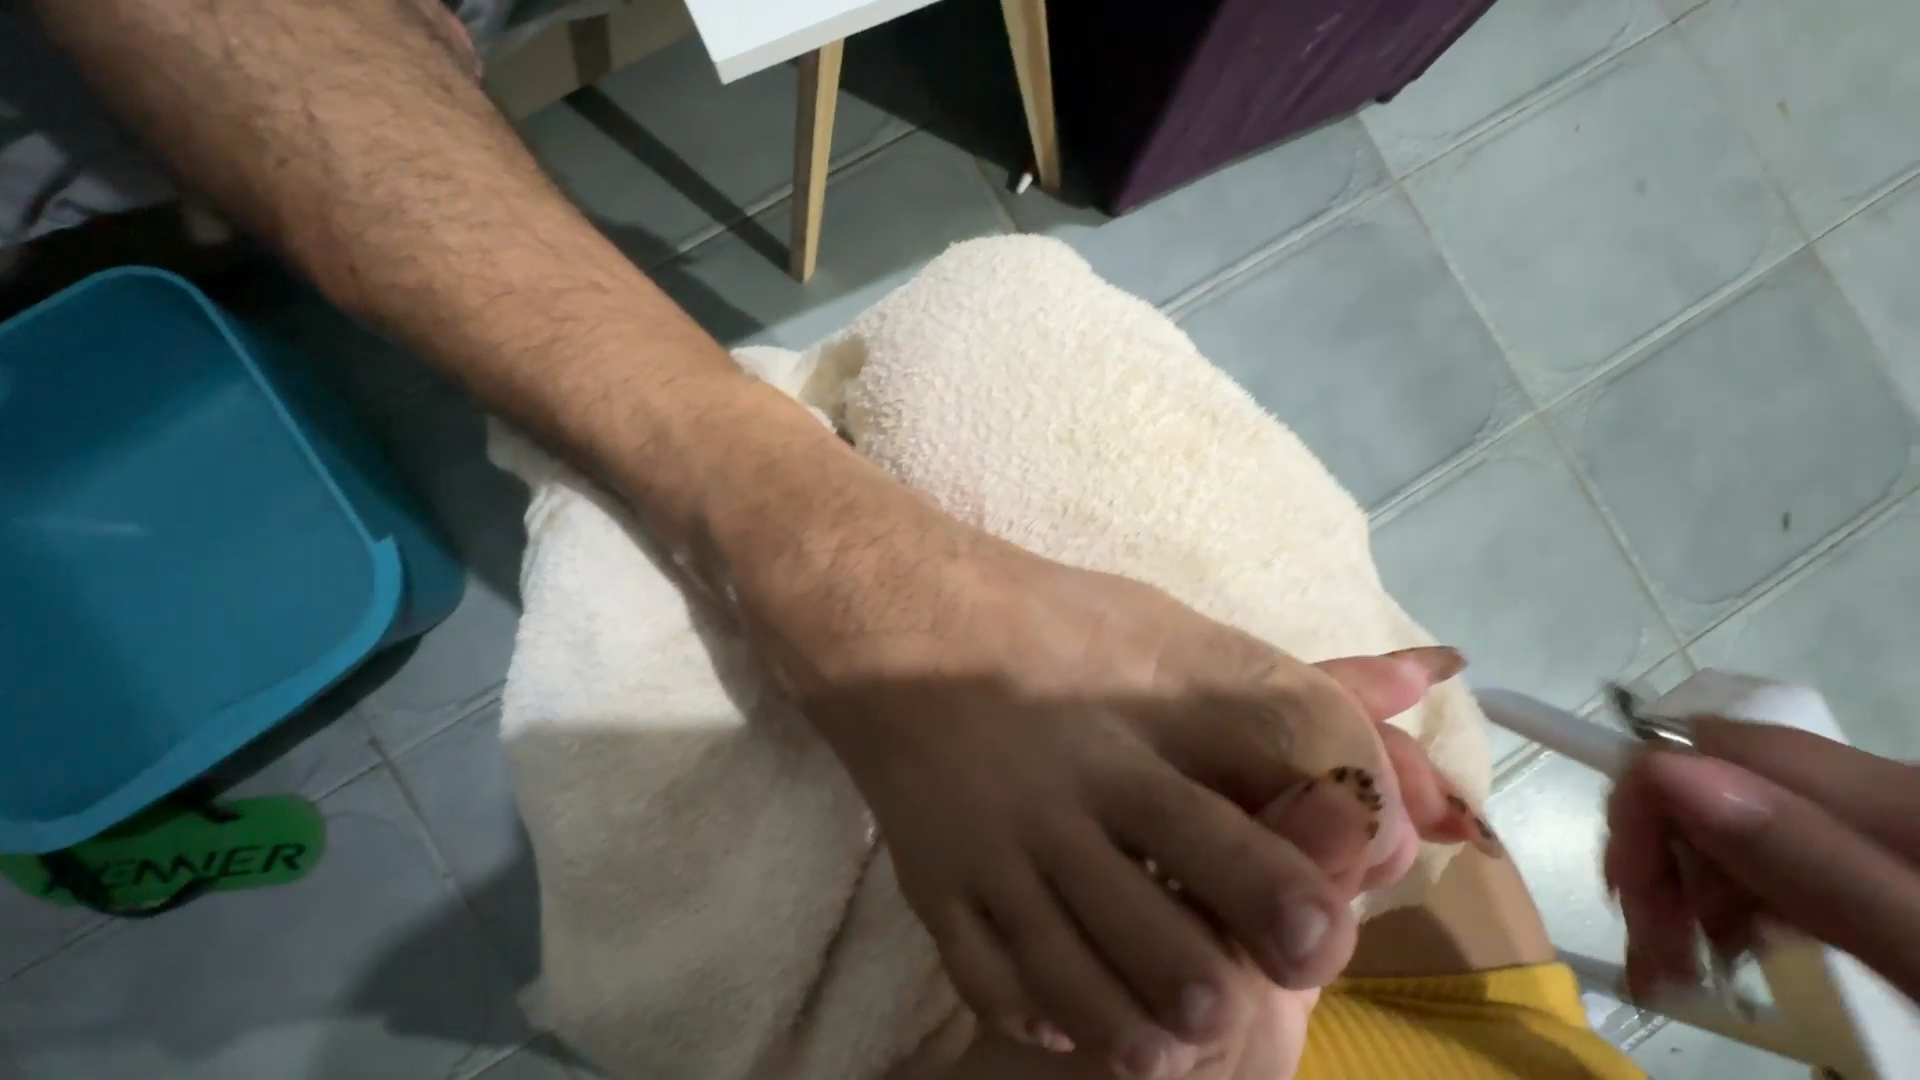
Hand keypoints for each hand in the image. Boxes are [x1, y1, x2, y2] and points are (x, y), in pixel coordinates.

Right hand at [731, 475, 1458, 1079]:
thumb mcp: (1171, 629)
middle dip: (1283, 935)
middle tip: (1289, 947)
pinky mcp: (937, 884)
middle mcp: (1084, 779)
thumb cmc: (1046, 621)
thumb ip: (1286, 673)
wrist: (892, 620)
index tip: (1359, 857)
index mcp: (1150, 702)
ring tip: (1190, 1003)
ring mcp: (1004, 843)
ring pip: (1111, 982)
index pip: (1296, 756)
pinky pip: (1007, 989)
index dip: (1359, 821)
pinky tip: (1083, 1009)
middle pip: (1221, 893)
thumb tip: (1433, 671)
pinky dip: (1059, 1020)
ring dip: (1172, 1013)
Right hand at [1604, 718, 1919, 1002]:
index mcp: (1905, 800)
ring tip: (1677, 965)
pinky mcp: (1881, 874)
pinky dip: (1724, 906)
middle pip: (1715, 786)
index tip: (1629, 900)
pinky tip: (1724, 950)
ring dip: (1680, 890)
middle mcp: (1886, 798)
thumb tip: (1669, 771)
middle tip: (1652, 951)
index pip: (1717, 747)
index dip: (1646, 804)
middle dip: (1660, 861)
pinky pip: (1769, 863)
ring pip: (1729, 826)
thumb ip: (1818, 867)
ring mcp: (1885, 836)